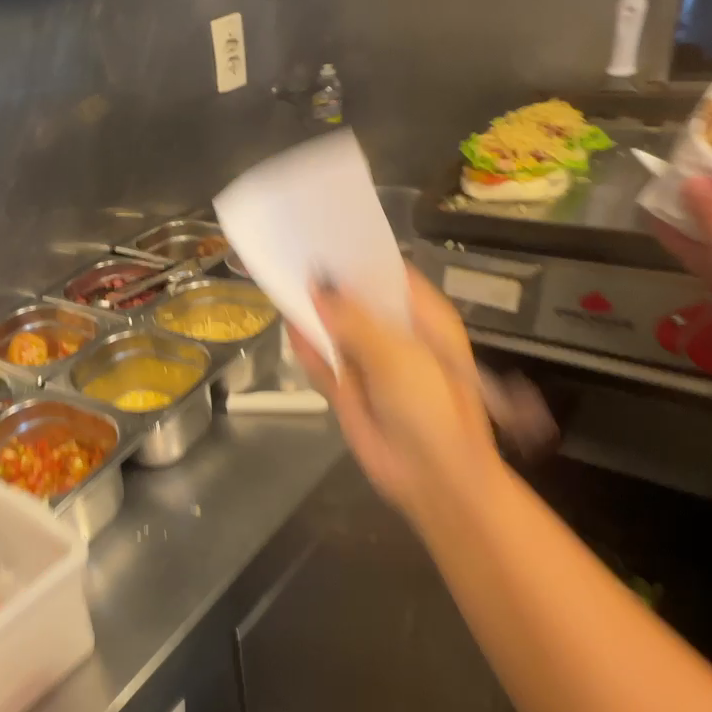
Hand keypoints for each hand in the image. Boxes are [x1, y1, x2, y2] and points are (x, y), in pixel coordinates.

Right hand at [289, 266, 503, 520]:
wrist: (431, 475)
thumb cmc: (430, 407)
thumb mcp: (397, 355)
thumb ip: (353, 319)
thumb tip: (317, 286)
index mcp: (423, 319)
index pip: (387, 274)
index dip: (356, 257)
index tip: (320, 236)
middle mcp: (396, 336)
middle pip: (356, 301)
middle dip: (328, 285)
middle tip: (290, 256)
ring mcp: (370, 365)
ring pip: (335, 331)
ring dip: (312, 316)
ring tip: (280, 283)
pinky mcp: (348, 392)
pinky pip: (322, 363)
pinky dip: (307, 350)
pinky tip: (289, 329)